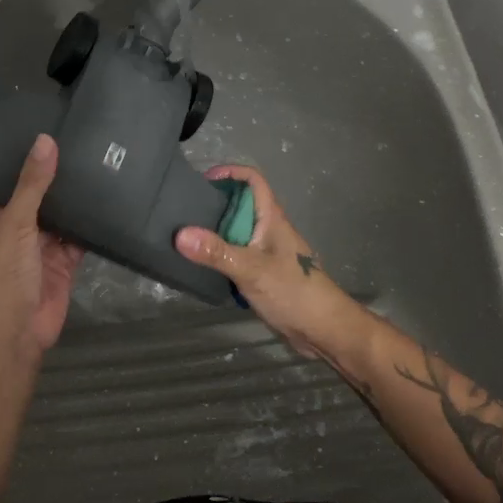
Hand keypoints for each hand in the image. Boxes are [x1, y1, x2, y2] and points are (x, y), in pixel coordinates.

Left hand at [0, 134, 86, 357]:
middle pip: (41, 193)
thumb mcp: (16, 222)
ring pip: (64, 214)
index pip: (11, 175)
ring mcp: (44, 244)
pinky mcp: (65, 262)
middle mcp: (20, 224)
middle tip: (86, 135)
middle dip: (58, 173)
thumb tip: (46, 140)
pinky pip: (82, 238)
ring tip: (104, 158)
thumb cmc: (4, 273)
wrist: (16, 332)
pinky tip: (112, 199)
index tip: (48, 122)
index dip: (26, 154)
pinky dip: (94, 225)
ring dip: (78, 197)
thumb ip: (32, 184)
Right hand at [175, 166, 362, 357]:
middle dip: (215, 201)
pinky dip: (220, 253)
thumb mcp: (251, 269)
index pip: (253, 180)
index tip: (203, 179)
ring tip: (185, 233)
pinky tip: (201, 264)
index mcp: (271, 218)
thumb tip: (179, 234)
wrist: (323, 330)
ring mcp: (267, 252)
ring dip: (215, 229)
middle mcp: (269, 230)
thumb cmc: (293, 291)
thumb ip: (216, 252)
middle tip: (184, 208)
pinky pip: (237, 253)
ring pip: (238, 230)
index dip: (230, 172)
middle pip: (241, 203)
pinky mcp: (263, 273)